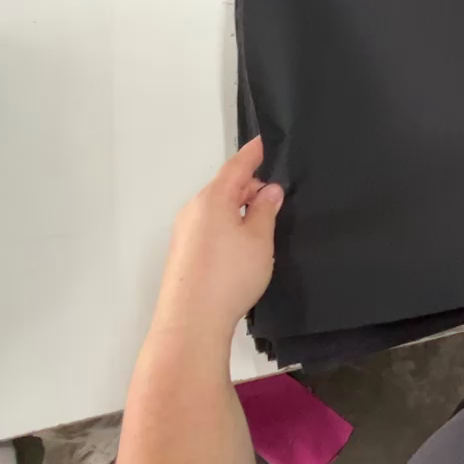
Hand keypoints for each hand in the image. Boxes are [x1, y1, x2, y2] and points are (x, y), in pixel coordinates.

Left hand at [149, 137, 284, 342]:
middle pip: (225, 187)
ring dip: (240, 208)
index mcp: (212, 200)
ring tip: (265, 220)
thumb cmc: (228, 276)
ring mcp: (186, 233)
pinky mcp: (185, 254)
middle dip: (251, 186)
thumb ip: (264, 210)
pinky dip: (230, 225)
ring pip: (218, 209)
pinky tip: (245, 243)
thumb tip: (269, 191)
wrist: (191, 322)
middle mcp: (193, 211)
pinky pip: (211, 226)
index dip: (253, 153)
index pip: (236, 166)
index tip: (264, 141)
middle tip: (278, 194)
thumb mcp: (258, 239)